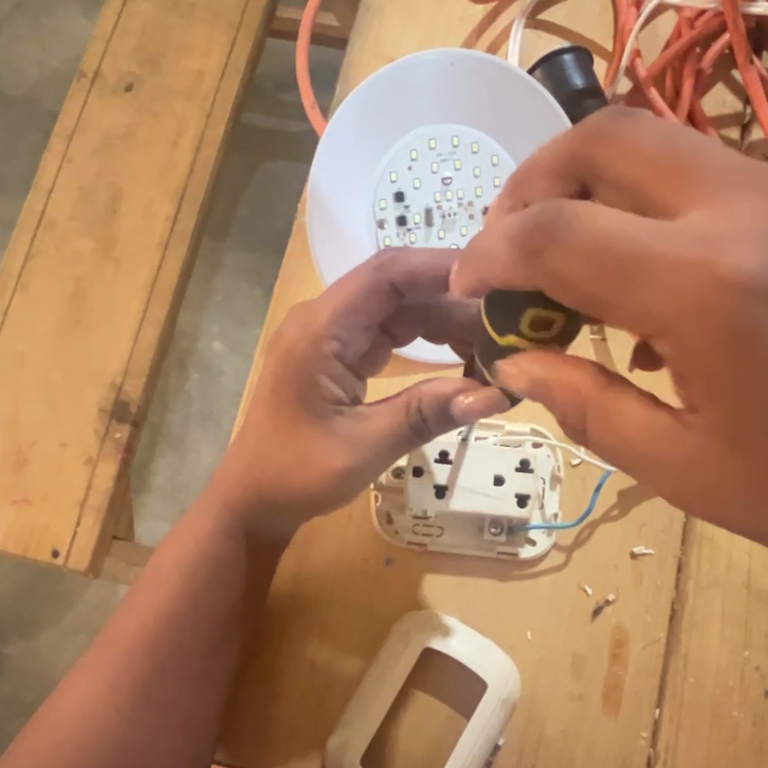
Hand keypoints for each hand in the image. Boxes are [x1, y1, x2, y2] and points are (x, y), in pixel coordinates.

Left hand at [211, 249, 509, 539]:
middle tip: (513, 326)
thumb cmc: (296, 474)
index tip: (500, 280)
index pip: (388, 274)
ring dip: (448, 322)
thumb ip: (425, 414)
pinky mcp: (344, 355)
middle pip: (401, 287)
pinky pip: (394, 333)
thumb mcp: (363, 447)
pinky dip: (431, 342)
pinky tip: (466, 359)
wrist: (253, 499)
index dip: (445, 269)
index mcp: (321, 330)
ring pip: (402, 309)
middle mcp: (327, 320)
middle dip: (457, 301)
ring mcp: (335, 336)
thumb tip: (496, 393)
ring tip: (498, 346)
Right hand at [450, 107, 767, 613]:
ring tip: (595, 283)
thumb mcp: (686, 471)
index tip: (467, 286)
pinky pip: (734, 183)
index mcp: (709, 288)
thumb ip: (586, 405)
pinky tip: (685, 295)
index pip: (555, 232)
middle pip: (609, 138)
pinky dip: (674, 218)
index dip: (490, 254)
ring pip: (673, 153)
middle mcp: (760, 210)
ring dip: (607, 199)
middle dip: (536, 184)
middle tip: (512, 248)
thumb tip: (518, 361)